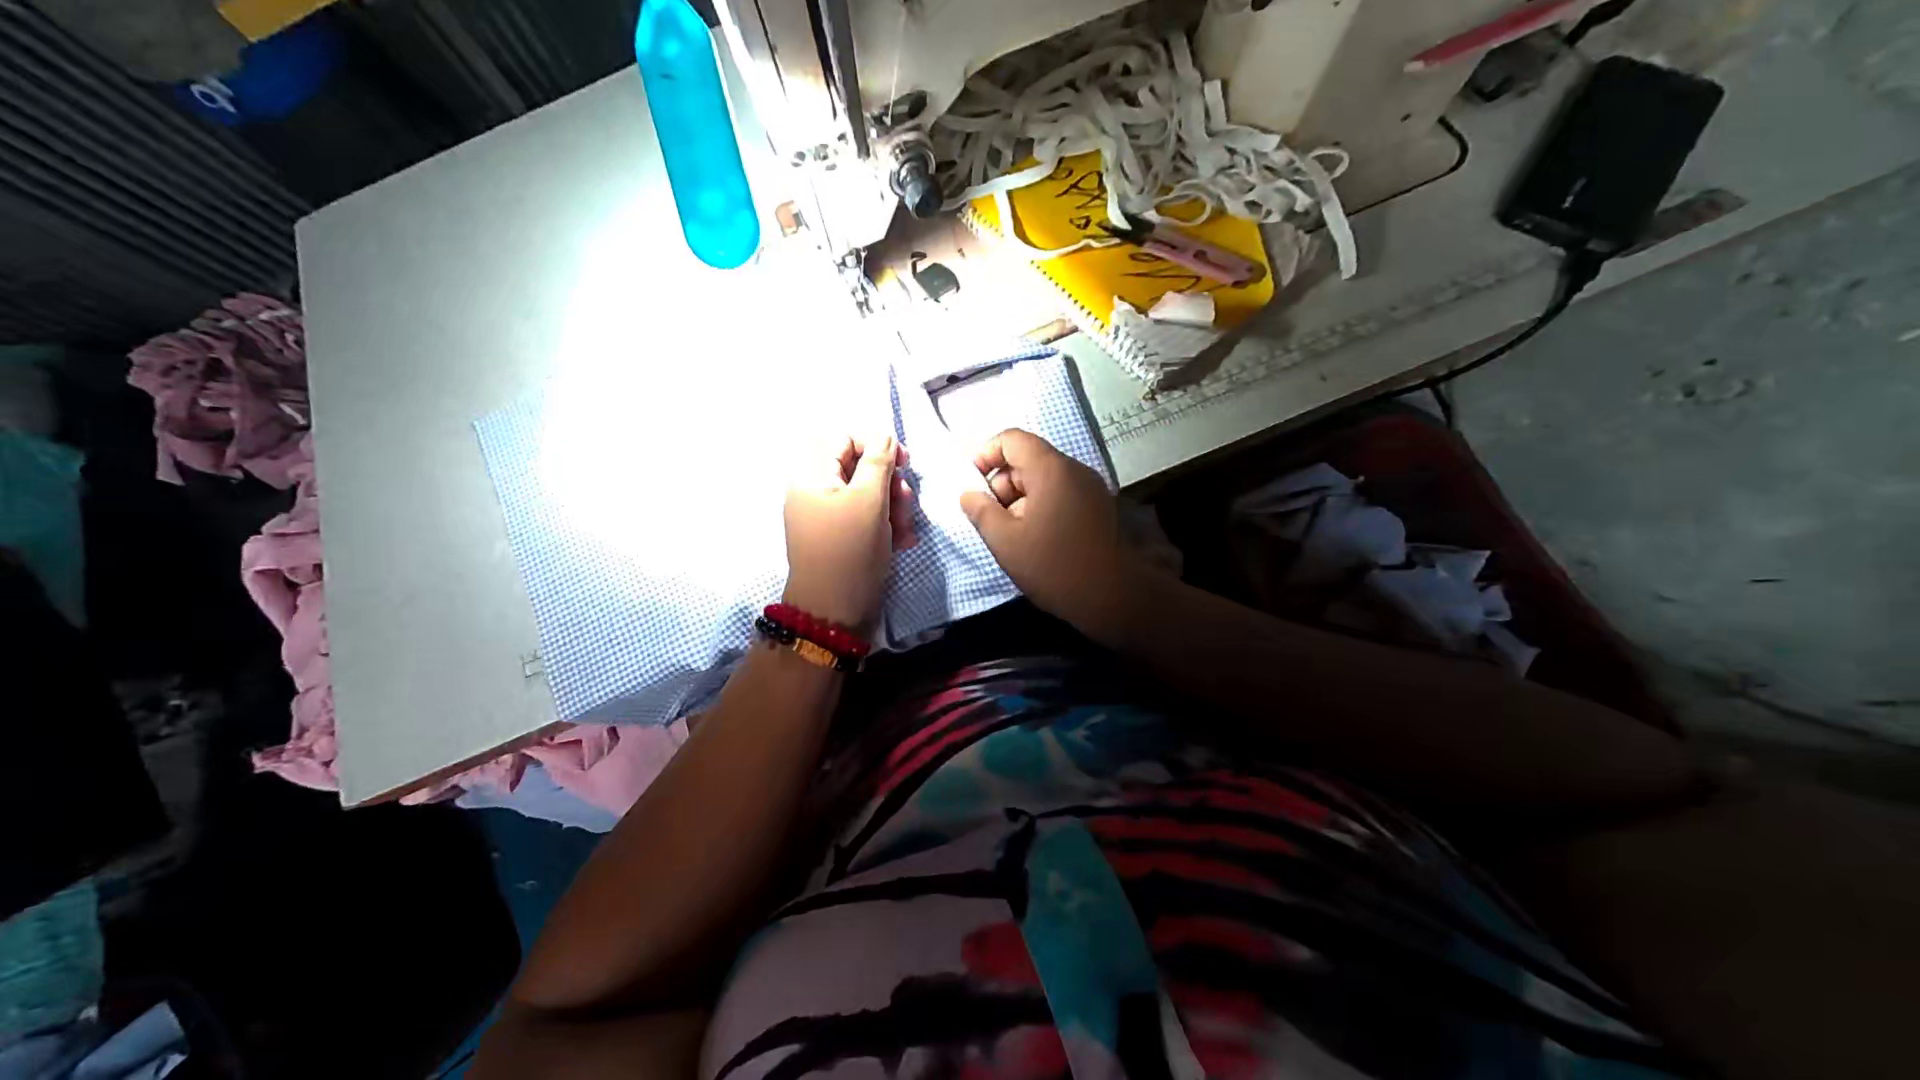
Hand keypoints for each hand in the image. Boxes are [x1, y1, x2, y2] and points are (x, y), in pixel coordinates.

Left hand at [783, 435, 915, 630]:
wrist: (833, 614)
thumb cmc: (850, 551)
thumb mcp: (869, 501)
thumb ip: (879, 463)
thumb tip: (884, 436)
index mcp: (811, 476)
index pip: (844, 439)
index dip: (877, 445)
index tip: (905, 462)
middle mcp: (815, 492)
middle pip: (859, 467)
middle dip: (889, 482)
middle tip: (906, 501)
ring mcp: (827, 517)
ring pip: (868, 494)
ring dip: (894, 506)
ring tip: (905, 528)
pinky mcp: (841, 539)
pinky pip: (866, 519)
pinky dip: (886, 525)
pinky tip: (903, 542)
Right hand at [959, 429, 1133, 633]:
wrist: (1116, 598)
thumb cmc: (1055, 567)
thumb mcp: (1006, 542)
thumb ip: (981, 511)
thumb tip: (969, 494)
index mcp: (1051, 469)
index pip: (1012, 439)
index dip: (986, 454)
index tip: (972, 484)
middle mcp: (1075, 470)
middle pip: (1028, 459)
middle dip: (1002, 484)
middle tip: (992, 520)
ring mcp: (1091, 488)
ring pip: (1044, 480)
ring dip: (1021, 500)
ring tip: (1013, 535)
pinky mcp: (1100, 508)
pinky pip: (1062, 495)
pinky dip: (1042, 508)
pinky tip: (1036, 540)